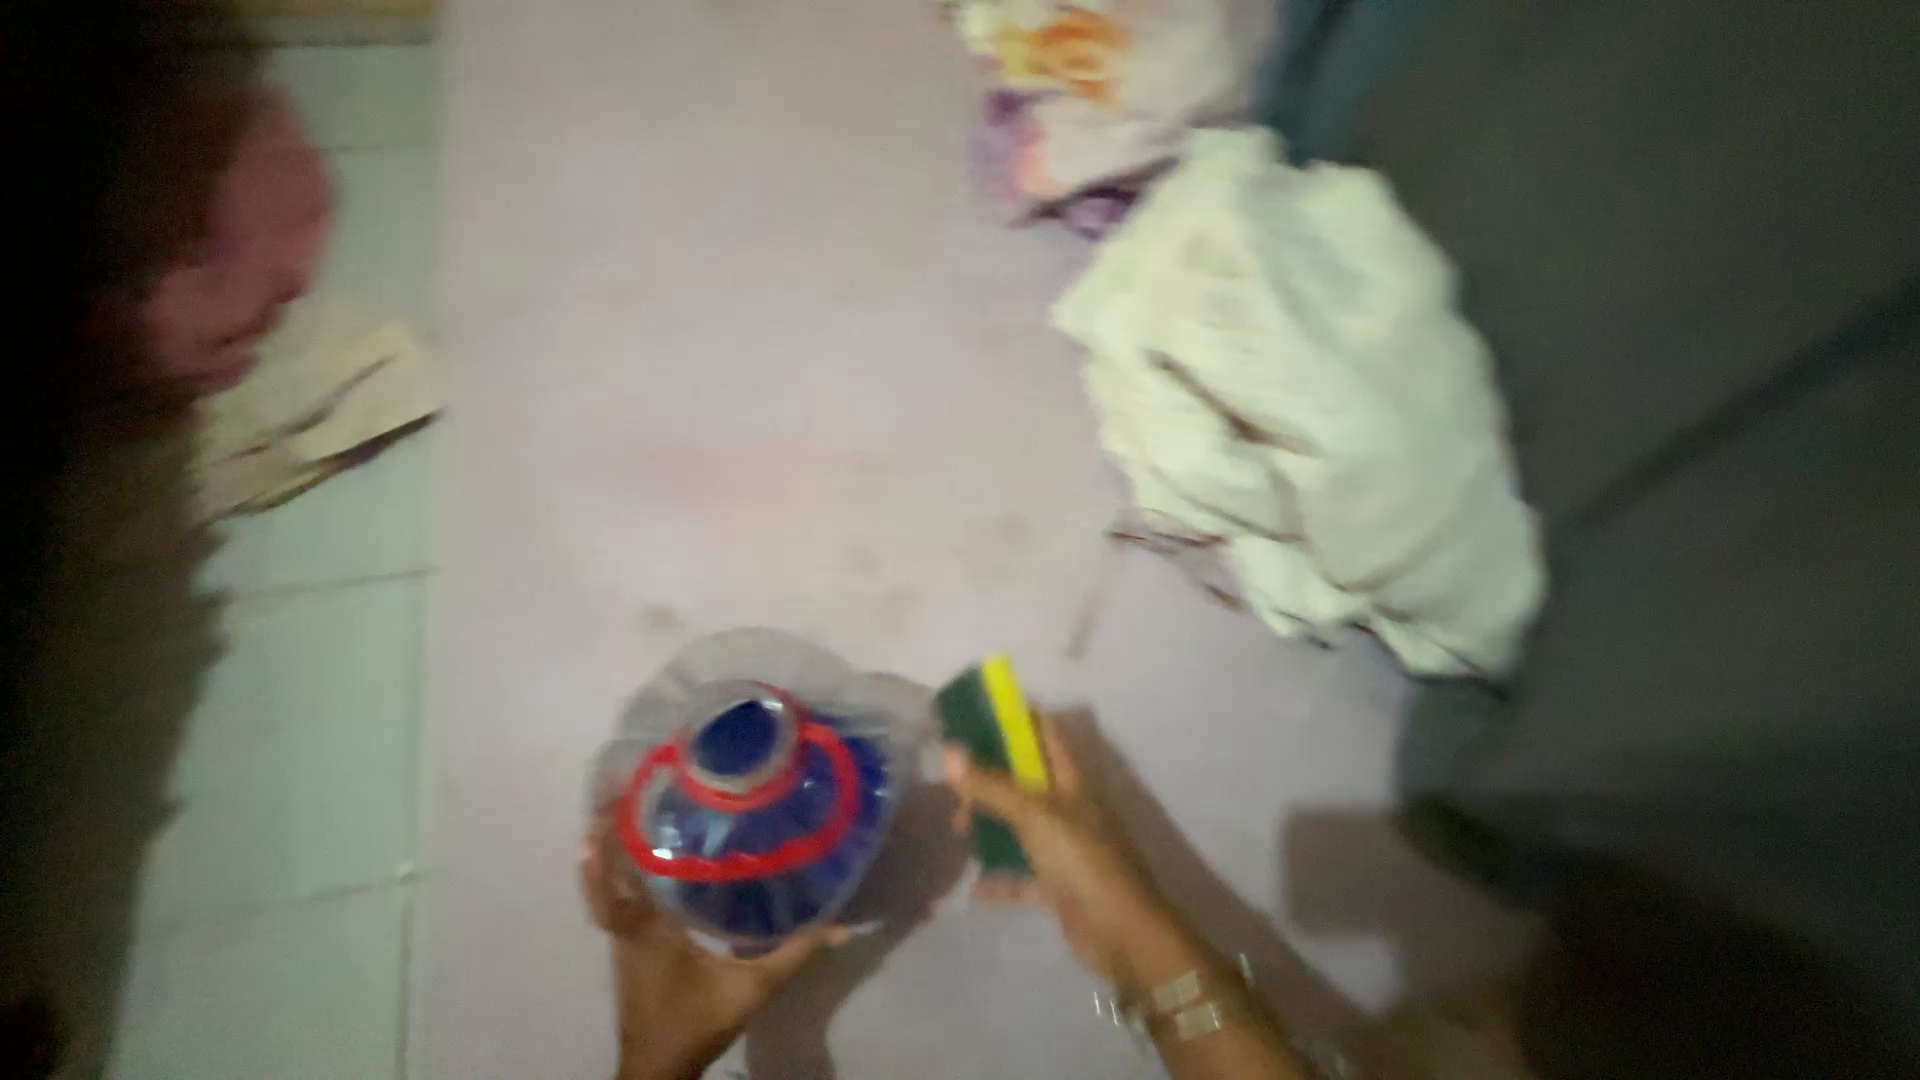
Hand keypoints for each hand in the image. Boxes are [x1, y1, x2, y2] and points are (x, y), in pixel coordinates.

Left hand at [579, 829, 846, 1079]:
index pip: (619, 885)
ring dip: (606, 860)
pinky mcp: (626, 955)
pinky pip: (614, 909)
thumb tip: (840, 927)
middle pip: (605, 881)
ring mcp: (622, 946)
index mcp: (650, 933)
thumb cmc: (698, 1024)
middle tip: (613, 796)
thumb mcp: (752, 990)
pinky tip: (631, 869)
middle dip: (604, 840)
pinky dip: (612, 884)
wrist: (658, 1073)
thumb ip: (794, 955)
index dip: (607, 849)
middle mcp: (629, 933)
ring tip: (617, 818)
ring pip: (606, 895)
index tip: (612, 807)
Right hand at [943, 717, 1179, 986]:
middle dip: (989, 777)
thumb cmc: (1082, 861)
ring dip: (990, 826)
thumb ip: (991, 784)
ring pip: (1020, 825)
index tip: (977, 711)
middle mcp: (1068, 806)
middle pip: (1024, 779)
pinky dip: (1000, 879)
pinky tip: (975, 887)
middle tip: (954, 785)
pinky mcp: (1060, 885)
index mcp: (1070, 779)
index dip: (1016, 717)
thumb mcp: (1034, 815)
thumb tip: (949, 751)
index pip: (1044, 732)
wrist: (1124, 934)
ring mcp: (1065, 846)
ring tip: (957, 829)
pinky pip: (1022, 875)